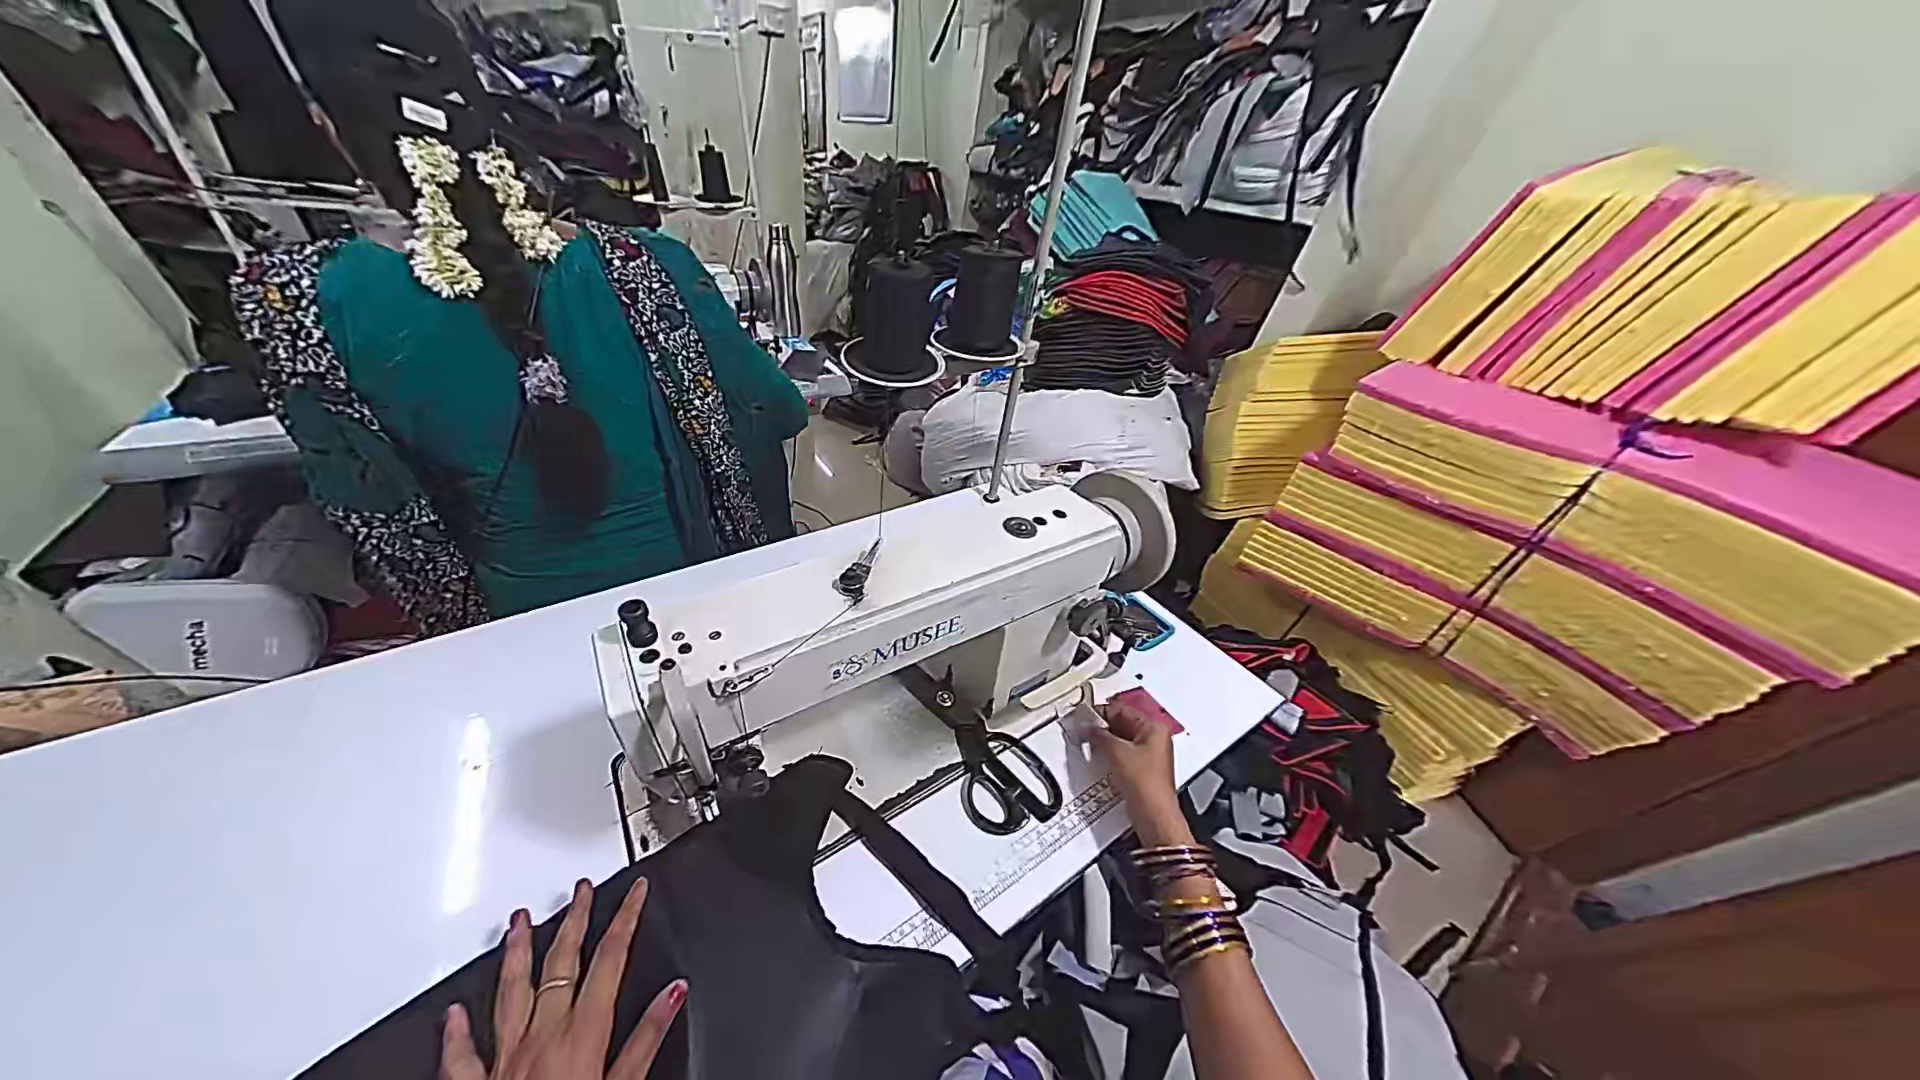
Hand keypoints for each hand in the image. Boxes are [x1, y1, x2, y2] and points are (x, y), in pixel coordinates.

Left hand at [442, 878, 687, 1079]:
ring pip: (511, 991)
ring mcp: (504, 1060)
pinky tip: (453, 1011)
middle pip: (562, 962)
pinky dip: (457, 1030)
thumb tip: (674, 992)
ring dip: (518, 952)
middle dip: (575, 919)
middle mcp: (541, 1037)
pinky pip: (463, 1054)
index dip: (626, 916)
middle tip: (580, 889)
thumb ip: (647, 1038)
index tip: (635, 891)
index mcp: (582, 1033)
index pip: (611, 957)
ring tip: (518, 922)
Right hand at [1094, 692, 1191, 846]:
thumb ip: (1099, 735)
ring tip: (1089, 743)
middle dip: (1102, 727)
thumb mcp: (1115, 752)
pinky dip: (1109, 754)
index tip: (1085, 715)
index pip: (1121, 709)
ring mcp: (1149, 755)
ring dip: (1104, 741)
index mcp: (1154, 728)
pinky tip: (1099, 757)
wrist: (1153, 815)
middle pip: (1121, 724)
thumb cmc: (1147, 785)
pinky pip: (1122, 754)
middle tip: (1084, 729)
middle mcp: (1154, 739)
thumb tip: (1088, 727)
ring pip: (1120, 739)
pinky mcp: (1141, 769)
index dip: (1101, 712)